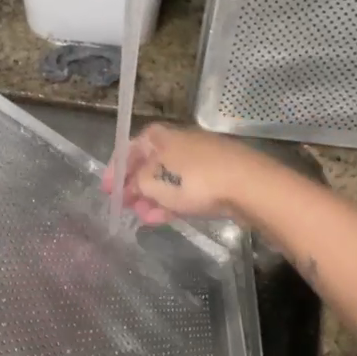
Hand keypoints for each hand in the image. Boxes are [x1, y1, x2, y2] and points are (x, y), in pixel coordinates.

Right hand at [102, 124, 270, 224]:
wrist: (248, 185)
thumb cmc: (193, 179)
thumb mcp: (154, 182)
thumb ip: (136, 184)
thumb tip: (131, 186)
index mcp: (162, 136)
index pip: (131, 146)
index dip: (117, 167)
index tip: (108, 189)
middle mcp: (180, 143)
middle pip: (150, 164)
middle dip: (135, 186)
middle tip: (125, 206)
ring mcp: (201, 160)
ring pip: (169, 179)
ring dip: (153, 198)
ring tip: (143, 218)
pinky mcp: (217, 178)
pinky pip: (187, 189)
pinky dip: (173, 202)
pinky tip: (164, 218)